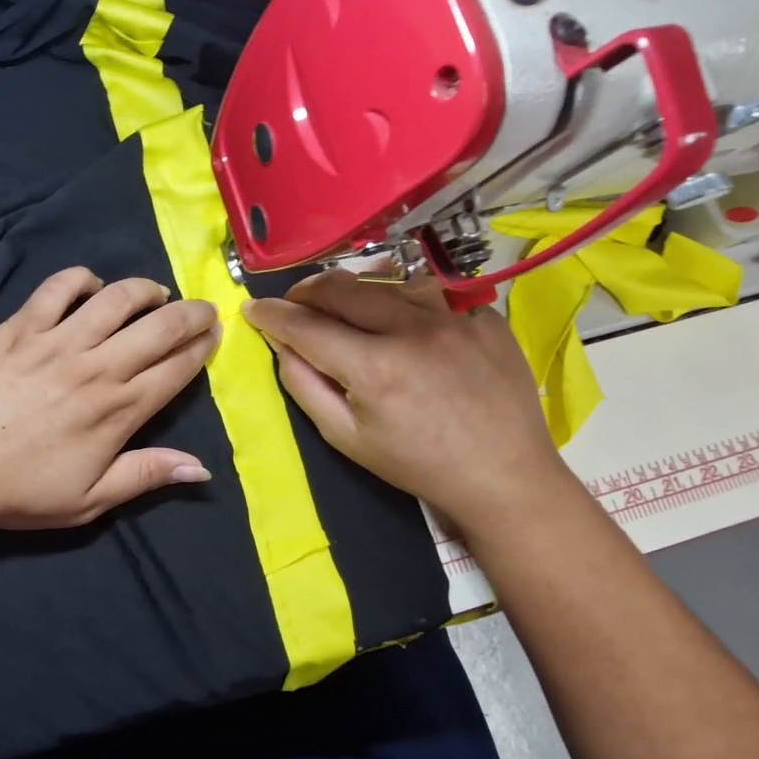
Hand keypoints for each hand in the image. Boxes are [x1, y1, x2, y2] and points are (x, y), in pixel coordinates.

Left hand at [0, 267, 221, 532]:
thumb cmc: (17, 490)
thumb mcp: (88, 500)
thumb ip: (146, 476)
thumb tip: (203, 468)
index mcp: (118, 409)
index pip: (176, 368)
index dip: (202, 349)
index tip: (215, 336)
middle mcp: (96, 366)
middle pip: (159, 326)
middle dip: (191, 313)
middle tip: (203, 310)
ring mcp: (56, 340)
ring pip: (116, 298)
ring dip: (144, 289)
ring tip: (154, 294)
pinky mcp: (19, 327)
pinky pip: (57, 288)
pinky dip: (80, 279)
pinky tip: (90, 285)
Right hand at [242, 272, 571, 526]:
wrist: (504, 476)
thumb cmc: (417, 464)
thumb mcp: (346, 437)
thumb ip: (305, 386)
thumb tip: (281, 345)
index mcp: (374, 365)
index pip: (306, 324)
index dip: (272, 314)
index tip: (254, 309)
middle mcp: (413, 328)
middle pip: (343, 287)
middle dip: (308, 292)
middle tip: (294, 304)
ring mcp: (454, 318)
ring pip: (387, 282)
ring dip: (358, 293)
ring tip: (348, 311)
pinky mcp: (484, 318)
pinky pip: (434, 296)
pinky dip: (409, 305)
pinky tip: (407, 328)